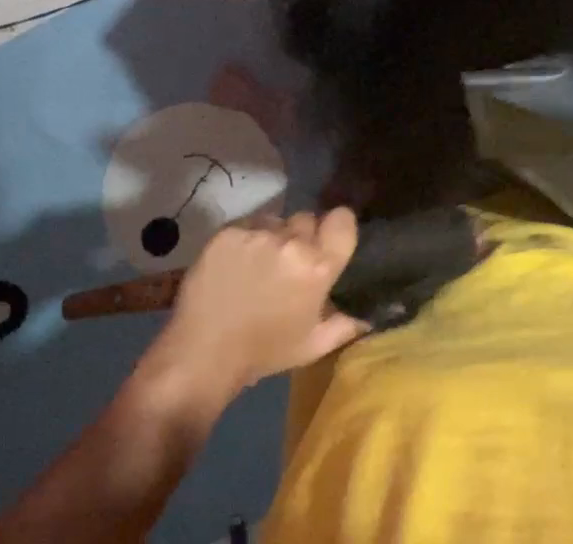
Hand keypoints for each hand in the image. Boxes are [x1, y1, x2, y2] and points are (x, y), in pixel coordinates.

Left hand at [143, 209, 368, 398]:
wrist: (202, 354)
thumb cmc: (265, 352)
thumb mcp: (314, 344)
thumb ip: (347, 325)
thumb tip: (370, 315)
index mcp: (319, 266)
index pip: (342, 219)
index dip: (337, 228)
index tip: (328, 242)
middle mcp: (291, 242)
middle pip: (307, 219)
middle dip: (302, 236)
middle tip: (289, 262)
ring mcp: (256, 234)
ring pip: (275, 220)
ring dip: (272, 236)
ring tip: (258, 263)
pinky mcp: (227, 233)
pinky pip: (247, 225)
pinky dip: (245, 239)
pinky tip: (236, 263)